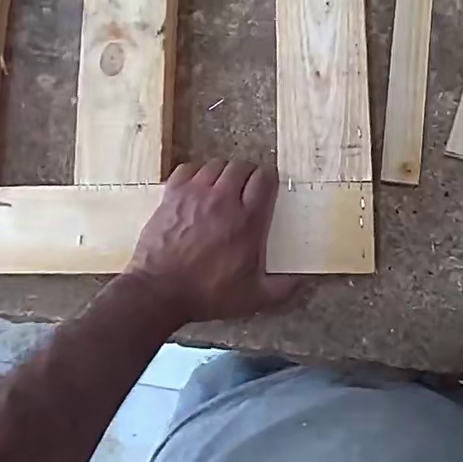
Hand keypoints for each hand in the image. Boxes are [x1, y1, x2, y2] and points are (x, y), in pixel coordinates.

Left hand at [120, 160, 300, 325]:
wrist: (158, 293)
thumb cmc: (208, 294)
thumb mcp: (254, 297)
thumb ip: (283, 288)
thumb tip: (303, 281)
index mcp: (247, 219)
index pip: (264, 178)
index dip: (268, 180)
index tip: (266, 190)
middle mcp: (223, 199)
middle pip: (241, 166)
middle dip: (247, 174)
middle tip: (245, 189)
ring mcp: (195, 194)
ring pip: (216, 164)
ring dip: (222, 173)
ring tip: (221, 187)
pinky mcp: (172, 195)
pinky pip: (188, 169)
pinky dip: (195, 174)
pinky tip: (196, 187)